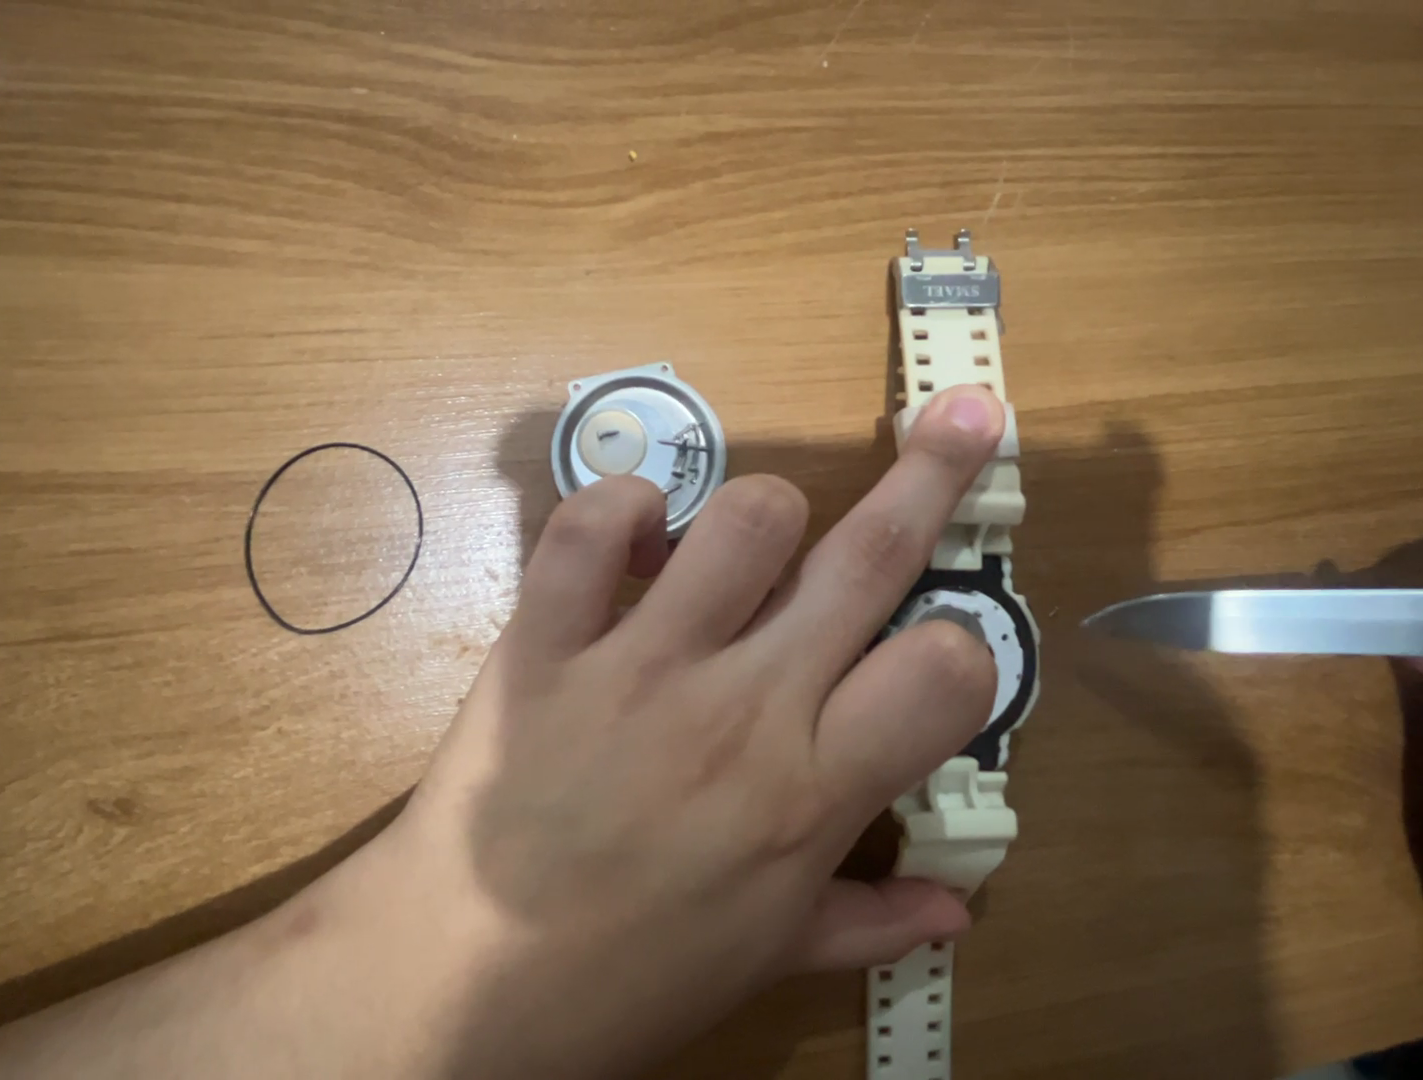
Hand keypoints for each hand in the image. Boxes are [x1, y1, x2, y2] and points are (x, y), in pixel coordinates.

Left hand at [0, 385, 1009, 1079]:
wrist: (456, 983)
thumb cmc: (625, 979)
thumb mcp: (763, 959)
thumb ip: (867, 921)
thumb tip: (959, 907)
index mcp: (808, 791)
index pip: (946, 669)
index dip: (966, 648)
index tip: (943, 649)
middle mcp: (740, 705)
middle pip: (866, 556)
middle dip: (933, 474)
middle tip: (966, 415)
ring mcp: (637, 660)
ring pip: (741, 518)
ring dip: (766, 511)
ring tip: (755, 544)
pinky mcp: (545, 639)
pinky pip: (587, 528)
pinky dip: (619, 506)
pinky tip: (633, 532)